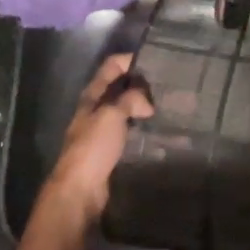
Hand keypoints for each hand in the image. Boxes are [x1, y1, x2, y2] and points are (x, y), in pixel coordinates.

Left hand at [43, 54, 153, 221]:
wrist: (80, 189)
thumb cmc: (93, 147)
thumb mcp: (111, 115)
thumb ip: (130, 100)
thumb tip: (147, 102)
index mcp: (92, 96)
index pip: (111, 66)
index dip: (130, 59)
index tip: (156, 60)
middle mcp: (95, 109)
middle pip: (119, 87)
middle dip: (140, 83)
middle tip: (168, 84)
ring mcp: (101, 130)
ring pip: (125, 109)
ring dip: (142, 106)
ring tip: (169, 105)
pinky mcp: (109, 150)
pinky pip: (128, 131)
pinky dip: (141, 127)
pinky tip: (158, 130)